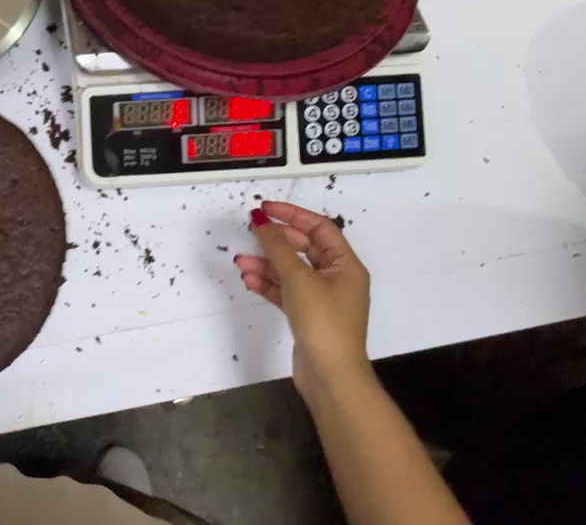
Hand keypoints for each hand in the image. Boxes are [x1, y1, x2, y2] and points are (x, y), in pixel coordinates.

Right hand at [234, 201, 371, 397]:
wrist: (330, 377)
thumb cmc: (322, 321)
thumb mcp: (299, 278)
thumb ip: (278, 246)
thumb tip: (261, 221)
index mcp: (345, 265)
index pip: (319, 227)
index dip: (292, 214)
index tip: (265, 208)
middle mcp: (336, 278)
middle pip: (303, 247)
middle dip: (275, 240)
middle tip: (251, 232)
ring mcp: (322, 298)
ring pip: (290, 270)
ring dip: (266, 264)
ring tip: (241, 262)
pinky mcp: (307, 315)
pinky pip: (285, 290)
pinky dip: (268, 283)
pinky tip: (249, 280)